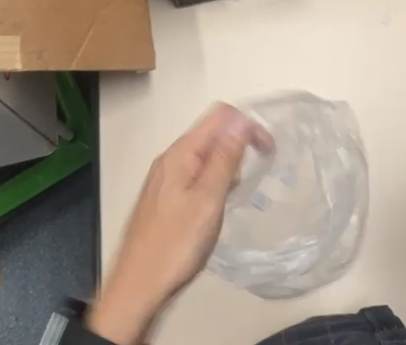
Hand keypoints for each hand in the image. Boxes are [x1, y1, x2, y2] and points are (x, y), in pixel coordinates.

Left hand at [88, 104, 272, 343]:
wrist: (136, 289)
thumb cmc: (175, 245)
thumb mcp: (207, 201)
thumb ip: (224, 159)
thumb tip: (241, 122)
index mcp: (181, 154)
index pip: (220, 117)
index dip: (248, 125)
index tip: (269, 150)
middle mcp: (171, 159)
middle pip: (211, 133)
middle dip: (239, 143)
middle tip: (260, 170)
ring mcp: (165, 179)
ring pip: (204, 156)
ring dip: (227, 163)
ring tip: (241, 190)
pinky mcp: (164, 198)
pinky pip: (195, 175)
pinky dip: (214, 180)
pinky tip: (220, 204)